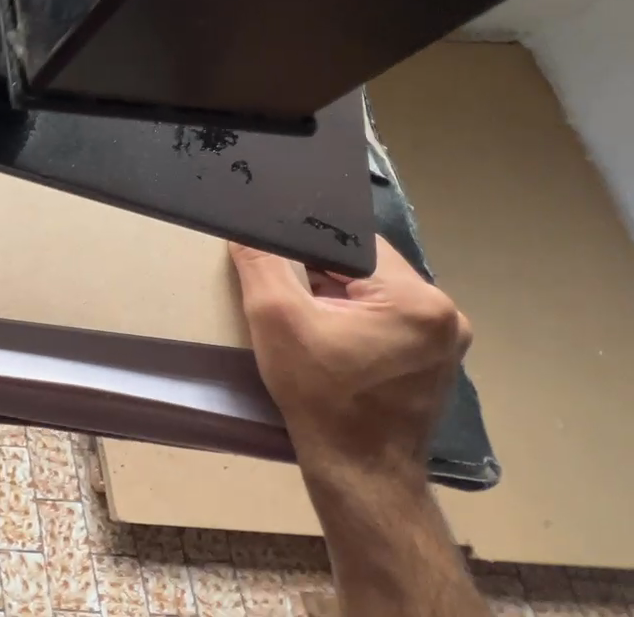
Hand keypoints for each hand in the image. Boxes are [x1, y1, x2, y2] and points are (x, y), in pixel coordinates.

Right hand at [231, 237, 471, 480]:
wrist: (357, 466)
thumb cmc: (319, 390)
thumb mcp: (274, 315)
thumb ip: (261, 262)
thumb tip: (246, 228)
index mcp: (420, 299)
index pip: (355, 241)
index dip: (309, 243)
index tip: (277, 258)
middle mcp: (447, 315)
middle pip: (366, 268)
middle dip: (321, 273)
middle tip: (284, 290)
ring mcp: (446, 342)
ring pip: (375, 294)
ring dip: (336, 297)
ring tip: (302, 316)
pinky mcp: (433, 361)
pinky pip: (386, 319)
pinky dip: (352, 319)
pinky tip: (325, 339)